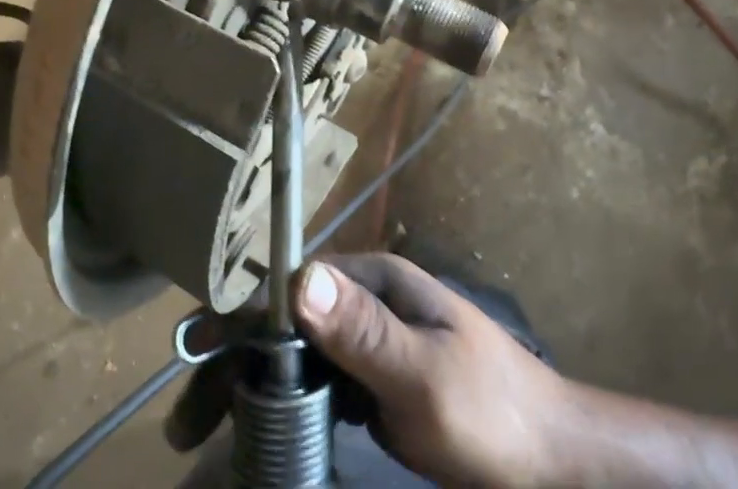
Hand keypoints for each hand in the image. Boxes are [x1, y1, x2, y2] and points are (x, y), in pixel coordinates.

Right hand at [165, 253, 572, 487]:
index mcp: (376, 283)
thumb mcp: (425, 375)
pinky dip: (281, 405)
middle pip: (282, 324)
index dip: (236, 318)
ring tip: (201, 428)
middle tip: (186, 420)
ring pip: (292, 356)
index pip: (289, 287)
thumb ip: (363, 331)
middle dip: (231, 364)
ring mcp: (368, 342)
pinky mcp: (372, 379)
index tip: (193, 353)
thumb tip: (297, 276)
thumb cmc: (492, 411)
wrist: (550, 460)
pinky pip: (315, 384)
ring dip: (247, 388)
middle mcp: (365, 303)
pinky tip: (254, 429)